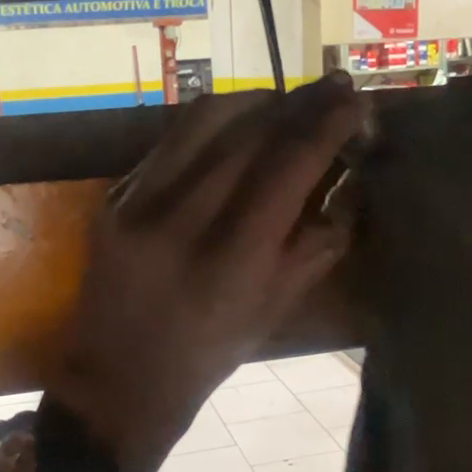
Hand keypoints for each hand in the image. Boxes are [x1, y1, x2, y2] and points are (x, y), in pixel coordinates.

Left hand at [45, 75, 369, 471]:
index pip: (288, 165)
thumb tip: (348, 182)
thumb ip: (318, 244)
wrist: (116, 382)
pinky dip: (211, 125)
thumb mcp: (275, 311)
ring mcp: (138, 204)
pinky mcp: (114, 197)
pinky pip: (170, 142)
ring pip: (203, 120)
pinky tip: (235, 127)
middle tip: (331, 88)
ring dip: (254, 101)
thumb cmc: (208, 356)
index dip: (328, 124)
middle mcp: (180, 221)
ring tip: (285, 102)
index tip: (357, 101)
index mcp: (231, 261)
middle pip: (248, 131)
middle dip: (298, 102)